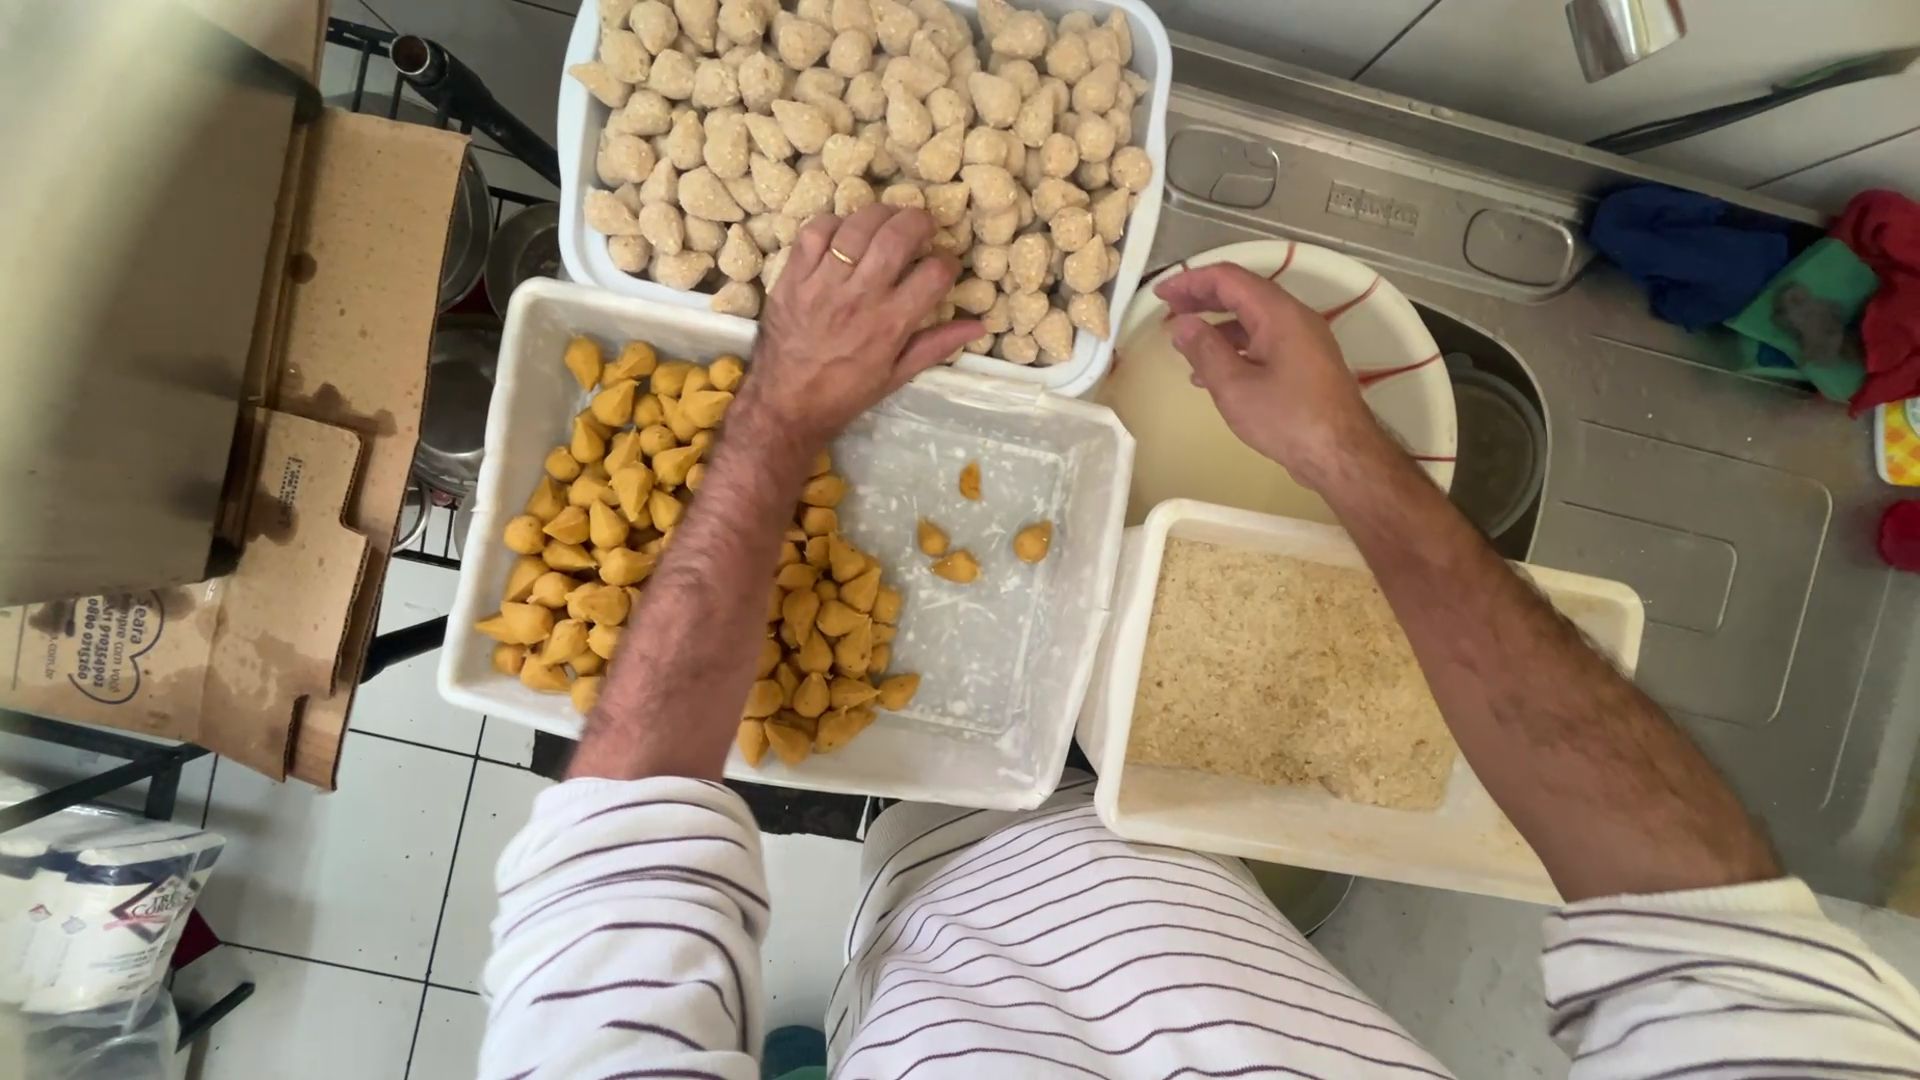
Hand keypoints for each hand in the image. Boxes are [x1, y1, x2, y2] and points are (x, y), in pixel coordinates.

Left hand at [740, 205, 983, 452]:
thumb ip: (936, 345)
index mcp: (890, 325)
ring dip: (880, 214)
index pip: (933, 275)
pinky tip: (846, 233)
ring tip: (889, 221)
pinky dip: (835, 223)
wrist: (787, 404)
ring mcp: (822, 283)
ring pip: (857, 226)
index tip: (945, 266)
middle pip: (896, 237)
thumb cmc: (846, 393)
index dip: (947, 263)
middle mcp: (859, 298)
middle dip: (918, 221)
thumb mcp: (897, 375)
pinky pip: (815, 231)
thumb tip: (978, 325)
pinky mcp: (793, 277)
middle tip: (923, 226)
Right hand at [1155, 263, 1382, 488]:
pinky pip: (1263, 341)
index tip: (1161, 292)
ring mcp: (1302, 340)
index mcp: (1278, 314)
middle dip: (1201, 298)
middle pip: (1242, 294)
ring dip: (1215, 324)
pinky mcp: (1303, 363)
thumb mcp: (1235, 386)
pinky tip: (1211, 372)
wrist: (1339, 453)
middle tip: (1167, 309)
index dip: (1191, 280)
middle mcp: (1294, 318)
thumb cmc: (1286, 418)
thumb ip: (1205, 351)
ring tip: (1184, 341)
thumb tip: (1182, 325)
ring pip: (1252, 319)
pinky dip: (1233, 347)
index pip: (1229, 279)